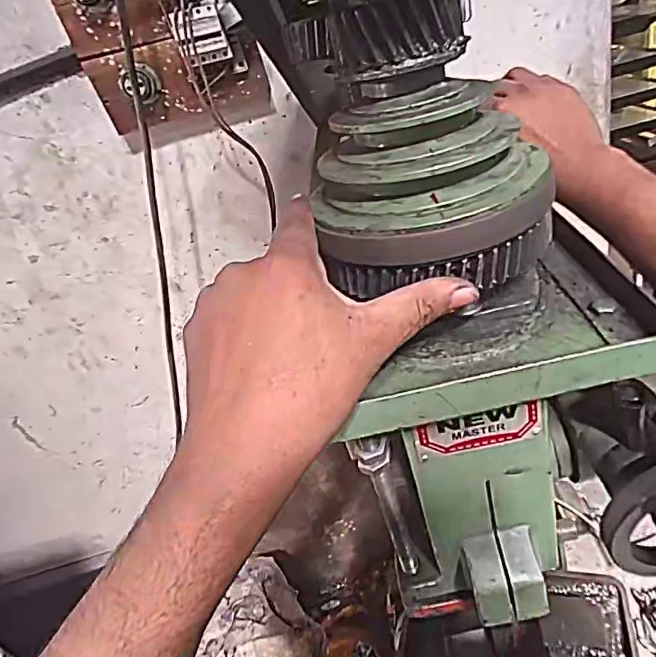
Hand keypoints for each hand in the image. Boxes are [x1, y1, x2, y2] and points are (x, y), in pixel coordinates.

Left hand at [175, 197, 478, 491]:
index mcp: (287, 266)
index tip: (311, 209)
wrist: (244, 448)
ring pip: (250, 292)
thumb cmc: (301, 397)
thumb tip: (458, 290)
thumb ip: (415, 306)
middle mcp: (243, 276)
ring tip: (289, 352)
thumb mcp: (370, 343)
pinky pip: (224, 319)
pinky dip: (241, 333)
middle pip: (278, 265)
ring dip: (267, 309)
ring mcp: (215, 304)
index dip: (309, 214)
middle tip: (319, 326)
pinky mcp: (197, 332)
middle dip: (297, 286)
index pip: (298, 219)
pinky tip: (261, 363)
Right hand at [491, 67, 612, 204]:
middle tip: (496, 109)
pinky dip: (537, 87)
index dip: (478, 111)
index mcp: (503, 111)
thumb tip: (488, 134)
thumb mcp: (507, 156)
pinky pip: (543, 79)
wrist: (581, 167)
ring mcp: (544, 89)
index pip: (480, 102)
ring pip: (519, 75)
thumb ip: (493, 138)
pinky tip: (538, 101)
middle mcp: (522, 94)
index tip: (478, 117)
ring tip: (515, 100)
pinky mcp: (563, 90)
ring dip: (514, 86)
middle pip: (497, 84)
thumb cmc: (549, 169)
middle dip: (494, 95)